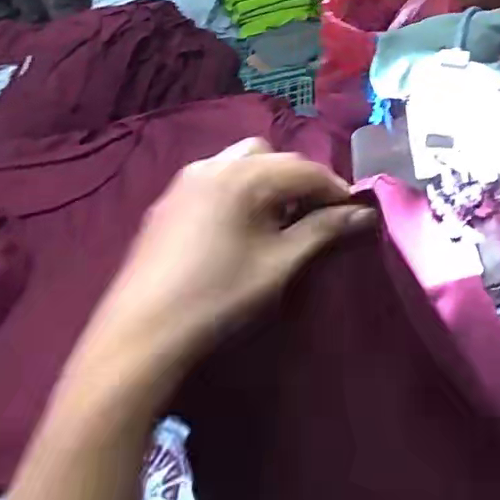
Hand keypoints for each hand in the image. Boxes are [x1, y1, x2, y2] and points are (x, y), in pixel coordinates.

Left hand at [79, 137, 375, 378]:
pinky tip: (243, 224)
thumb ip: (324, 230)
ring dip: (268, 179)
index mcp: (243, 175)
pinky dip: (240, 188)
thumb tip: (364, 213)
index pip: (305, 169)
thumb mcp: (280, 263)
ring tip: (279, 216)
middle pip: (273, 156)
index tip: (353, 210)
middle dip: (300, 178)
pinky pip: (216, 178)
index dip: (334, 188)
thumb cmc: (217, 297)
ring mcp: (184, 182)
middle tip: (315, 212)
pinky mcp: (166, 204)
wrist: (135, 343)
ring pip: (242, 162)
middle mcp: (213, 166)